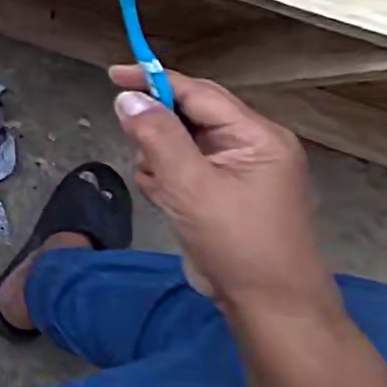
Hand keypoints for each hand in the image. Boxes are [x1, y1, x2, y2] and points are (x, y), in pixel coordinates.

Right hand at [107, 65, 337, 314]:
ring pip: (185, 142)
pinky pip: (189, 167)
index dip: (155, 80)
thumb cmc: (237, 246)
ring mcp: (243, 170)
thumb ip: (157, 137)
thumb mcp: (190, 187)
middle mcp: (253, 145)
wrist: (271, 311)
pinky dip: (171, 179)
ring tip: (163, 190)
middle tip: (137, 147)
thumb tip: (128, 97)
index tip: (114, 74)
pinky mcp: (229, 191)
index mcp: (257, 135)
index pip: (198, 92)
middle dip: (159, 131)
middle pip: (192, 115)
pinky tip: (169, 203)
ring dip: (163, 160)